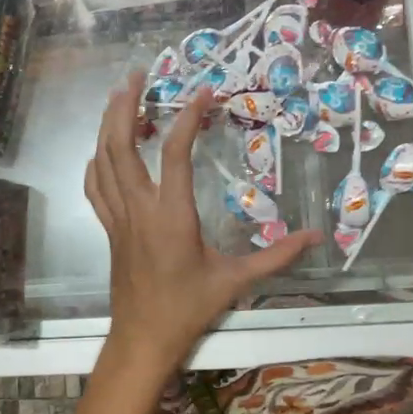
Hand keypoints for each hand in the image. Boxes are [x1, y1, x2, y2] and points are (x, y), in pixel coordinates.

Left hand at [84, 71, 321, 360]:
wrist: (143, 338)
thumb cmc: (188, 309)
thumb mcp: (236, 282)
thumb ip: (277, 256)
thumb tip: (317, 236)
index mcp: (171, 216)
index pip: (174, 154)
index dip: (187, 118)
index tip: (203, 92)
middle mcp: (139, 210)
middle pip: (120, 146)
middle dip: (124, 106)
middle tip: (137, 75)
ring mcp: (118, 218)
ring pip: (102, 162)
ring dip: (106, 126)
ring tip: (119, 96)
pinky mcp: (109, 230)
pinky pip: (95, 188)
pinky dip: (96, 163)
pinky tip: (102, 150)